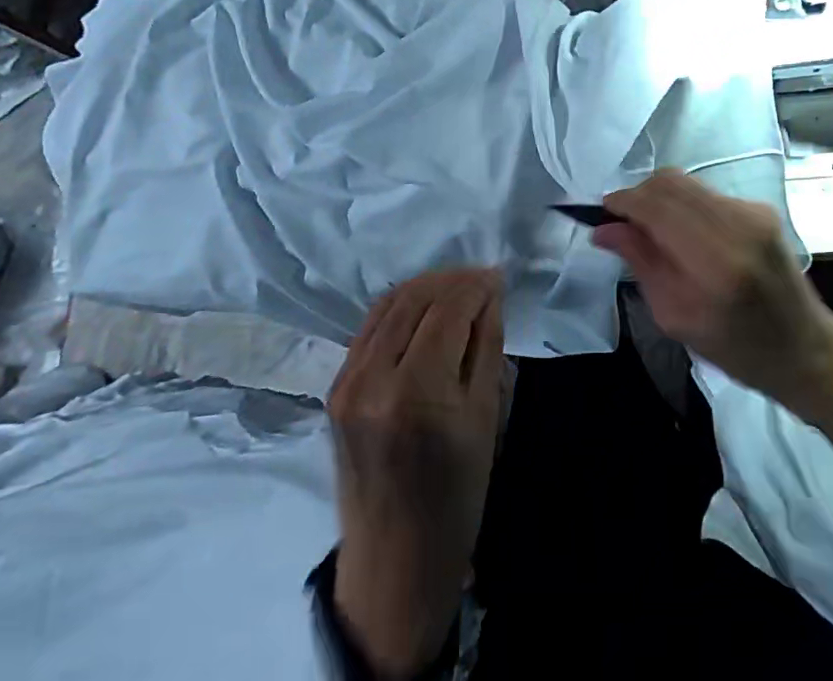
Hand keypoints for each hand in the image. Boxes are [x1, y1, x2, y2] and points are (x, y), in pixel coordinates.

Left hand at [329, 269, 505, 678]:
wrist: (395, 556)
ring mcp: (345, 382)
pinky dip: (400, 310)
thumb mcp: (485, 419)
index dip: (475, 286)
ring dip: (425, 288)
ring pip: (386, 307)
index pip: (447, 311)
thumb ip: (485, 348)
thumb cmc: (457, 496)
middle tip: (482, 277)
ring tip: (458, 286)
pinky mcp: (334, 389)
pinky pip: (369, 330)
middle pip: (413, 300)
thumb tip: (489, 296)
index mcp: (416, 392)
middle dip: (451, 280)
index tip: (498, 276)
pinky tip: (425, 309)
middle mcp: (371, 378)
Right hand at [593, 169, 832, 412]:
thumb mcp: (676, 317)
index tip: (603, 213)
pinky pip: (708, 194)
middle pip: (671, 182)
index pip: (657, 205)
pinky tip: (682, 233)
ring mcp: (754, 212)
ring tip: (649, 229)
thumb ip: (641, 264)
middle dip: (639, 195)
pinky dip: (685, 205)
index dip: (624, 202)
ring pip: (688, 183)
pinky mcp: (762, 210)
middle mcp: (738, 224)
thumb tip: (605, 229)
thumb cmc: (736, 348)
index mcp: (715, 261)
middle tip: (623, 223)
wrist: (803, 348)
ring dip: (660, 198)